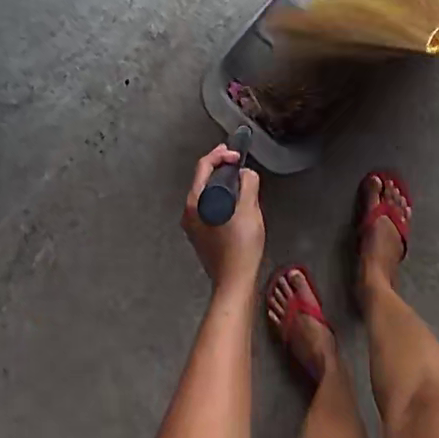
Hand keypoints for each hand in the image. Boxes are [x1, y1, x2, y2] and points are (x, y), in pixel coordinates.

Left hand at [180, 145, 263, 292]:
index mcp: (196, 202)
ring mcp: (193, 224)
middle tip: (235, 158)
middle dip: (220, 166)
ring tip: (237, 177)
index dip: (221, 155)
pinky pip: (208, 207)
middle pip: (202, 178)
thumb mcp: (249, 210)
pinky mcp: (200, 234)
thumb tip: (246, 173)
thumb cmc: (240, 249)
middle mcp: (189, 211)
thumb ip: (248, 184)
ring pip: (205, 193)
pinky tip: (234, 200)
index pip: (204, 166)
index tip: (236, 154)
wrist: (234, 283)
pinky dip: (220, 197)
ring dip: (220, 182)